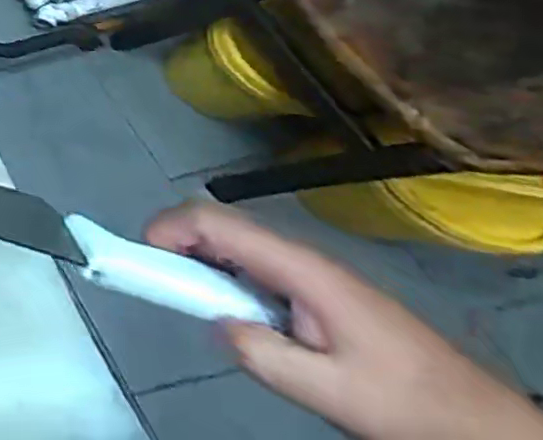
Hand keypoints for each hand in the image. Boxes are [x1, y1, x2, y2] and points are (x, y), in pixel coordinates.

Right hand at [146, 202, 542, 439]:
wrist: (491, 430)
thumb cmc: (411, 404)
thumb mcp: (330, 391)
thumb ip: (259, 353)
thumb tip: (213, 322)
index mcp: (300, 268)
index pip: (212, 219)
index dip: (167, 228)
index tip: (145, 260)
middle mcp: (300, 257)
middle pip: (217, 221)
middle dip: (176, 241)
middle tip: (164, 282)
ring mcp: (311, 270)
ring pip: (232, 239)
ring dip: (199, 258)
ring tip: (196, 299)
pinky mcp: (316, 287)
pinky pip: (251, 261)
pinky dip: (223, 273)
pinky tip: (236, 310)